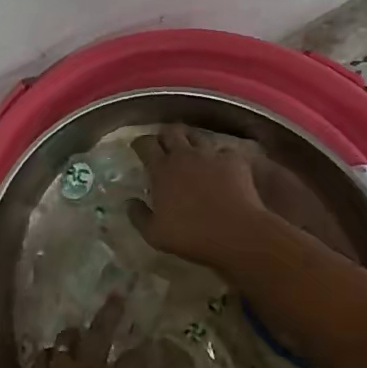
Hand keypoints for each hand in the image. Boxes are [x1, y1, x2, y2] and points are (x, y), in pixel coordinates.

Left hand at [15, 298, 147, 367]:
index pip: (135, 360)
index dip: (145, 352)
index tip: (152, 344)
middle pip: (100, 332)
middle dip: (110, 313)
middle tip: (117, 296)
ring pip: (65, 340)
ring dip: (72, 334)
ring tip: (76, 330)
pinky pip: (42, 359)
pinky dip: (48, 357)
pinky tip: (49, 359)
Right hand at [128, 125, 273, 267]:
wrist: (236, 233)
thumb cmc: (191, 235)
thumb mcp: (155, 234)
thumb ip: (139, 215)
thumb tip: (129, 202)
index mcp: (162, 169)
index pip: (145, 144)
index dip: (140, 144)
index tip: (138, 148)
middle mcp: (184, 155)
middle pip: (171, 131)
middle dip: (165, 136)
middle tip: (164, 146)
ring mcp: (211, 155)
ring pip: (197, 136)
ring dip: (191, 142)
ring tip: (192, 152)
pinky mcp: (234, 160)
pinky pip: (224, 151)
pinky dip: (220, 156)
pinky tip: (221, 167)